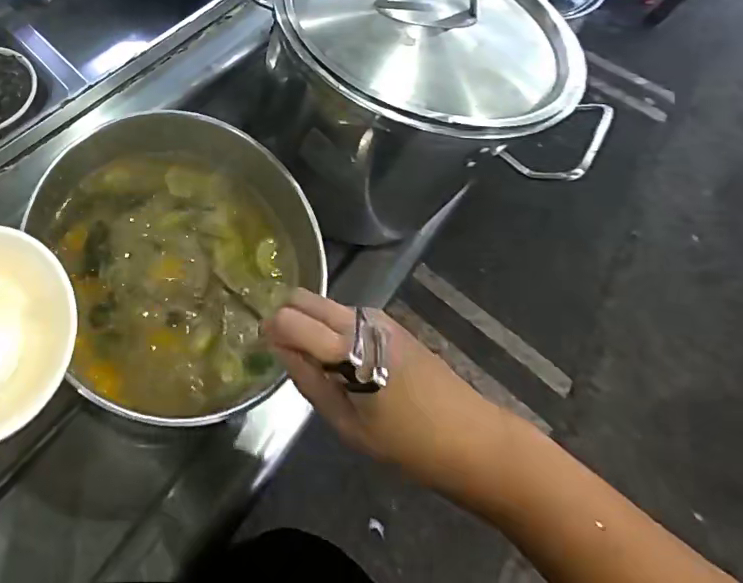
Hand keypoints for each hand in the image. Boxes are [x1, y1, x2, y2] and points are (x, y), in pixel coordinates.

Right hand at [266, 289, 520, 498]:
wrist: (477, 441)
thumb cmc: (410, 444)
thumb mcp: (349, 426)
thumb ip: (309, 382)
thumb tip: (279, 350)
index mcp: (348, 348)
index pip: (289, 318)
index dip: (270, 330)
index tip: (265, 349)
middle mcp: (360, 320)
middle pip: (302, 298)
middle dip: (285, 316)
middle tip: (285, 351)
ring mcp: (378, 318)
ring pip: (323, 303)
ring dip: (308, 320)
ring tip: (314, 360)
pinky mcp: (390, 323)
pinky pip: (344, 313)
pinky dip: (329, 325)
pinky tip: (341, 359)